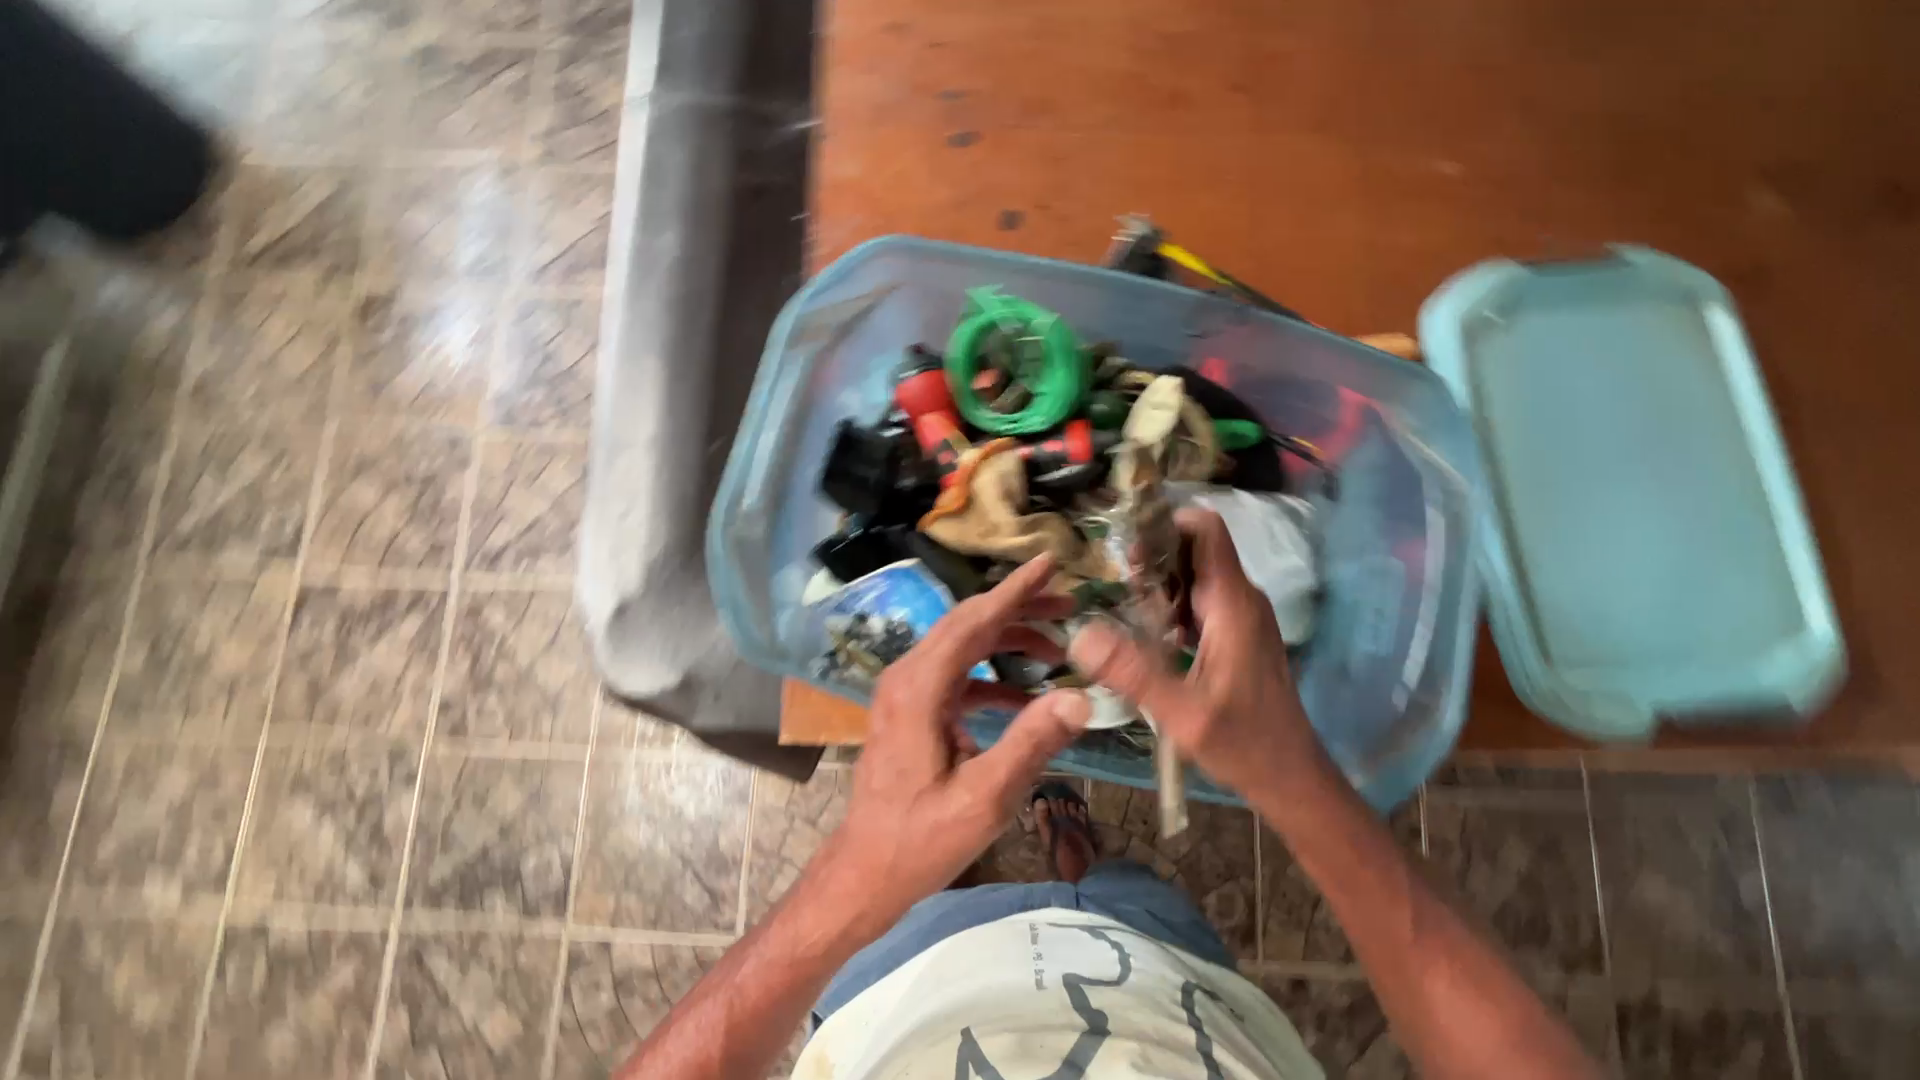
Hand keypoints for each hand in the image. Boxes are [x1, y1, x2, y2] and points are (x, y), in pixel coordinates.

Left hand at [812, 555, 1091, 931]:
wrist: (866, 870)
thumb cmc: (921, 839)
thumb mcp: (984, 797)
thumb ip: (1031, 743)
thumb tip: (1080, 697)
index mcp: (919, 689)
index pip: (972, 622)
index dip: (1014, 590)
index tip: (1048, 561)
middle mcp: (907, 678)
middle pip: (967, 625)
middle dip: (1018, 609)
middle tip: (1069, 603)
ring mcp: (906, 694)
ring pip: (962, 648)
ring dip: (1008, 642)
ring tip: (1058, 647)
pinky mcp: (911, 712)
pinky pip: (957, 678)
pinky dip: (993, 679)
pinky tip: (1029, 697)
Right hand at [1068, 508, 1339, 797]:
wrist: (1291, 776)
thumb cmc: (1243, 743)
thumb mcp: (1182, 712)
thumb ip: (1133, 672)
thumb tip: (1079, 635)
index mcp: (1233, 604)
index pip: (1205, 529)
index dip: (1164, 524)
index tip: (1123, 546)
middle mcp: (1241, 599)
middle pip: (1194, 549)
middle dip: (1151, 558)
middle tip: (1111, 586)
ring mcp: (1241, 616)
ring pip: (1194, 575)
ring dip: (1157, 584)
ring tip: (1121, 610)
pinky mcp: (1237, 634)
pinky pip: (1199, 601)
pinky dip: (1170, 607)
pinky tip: (1146, 635)